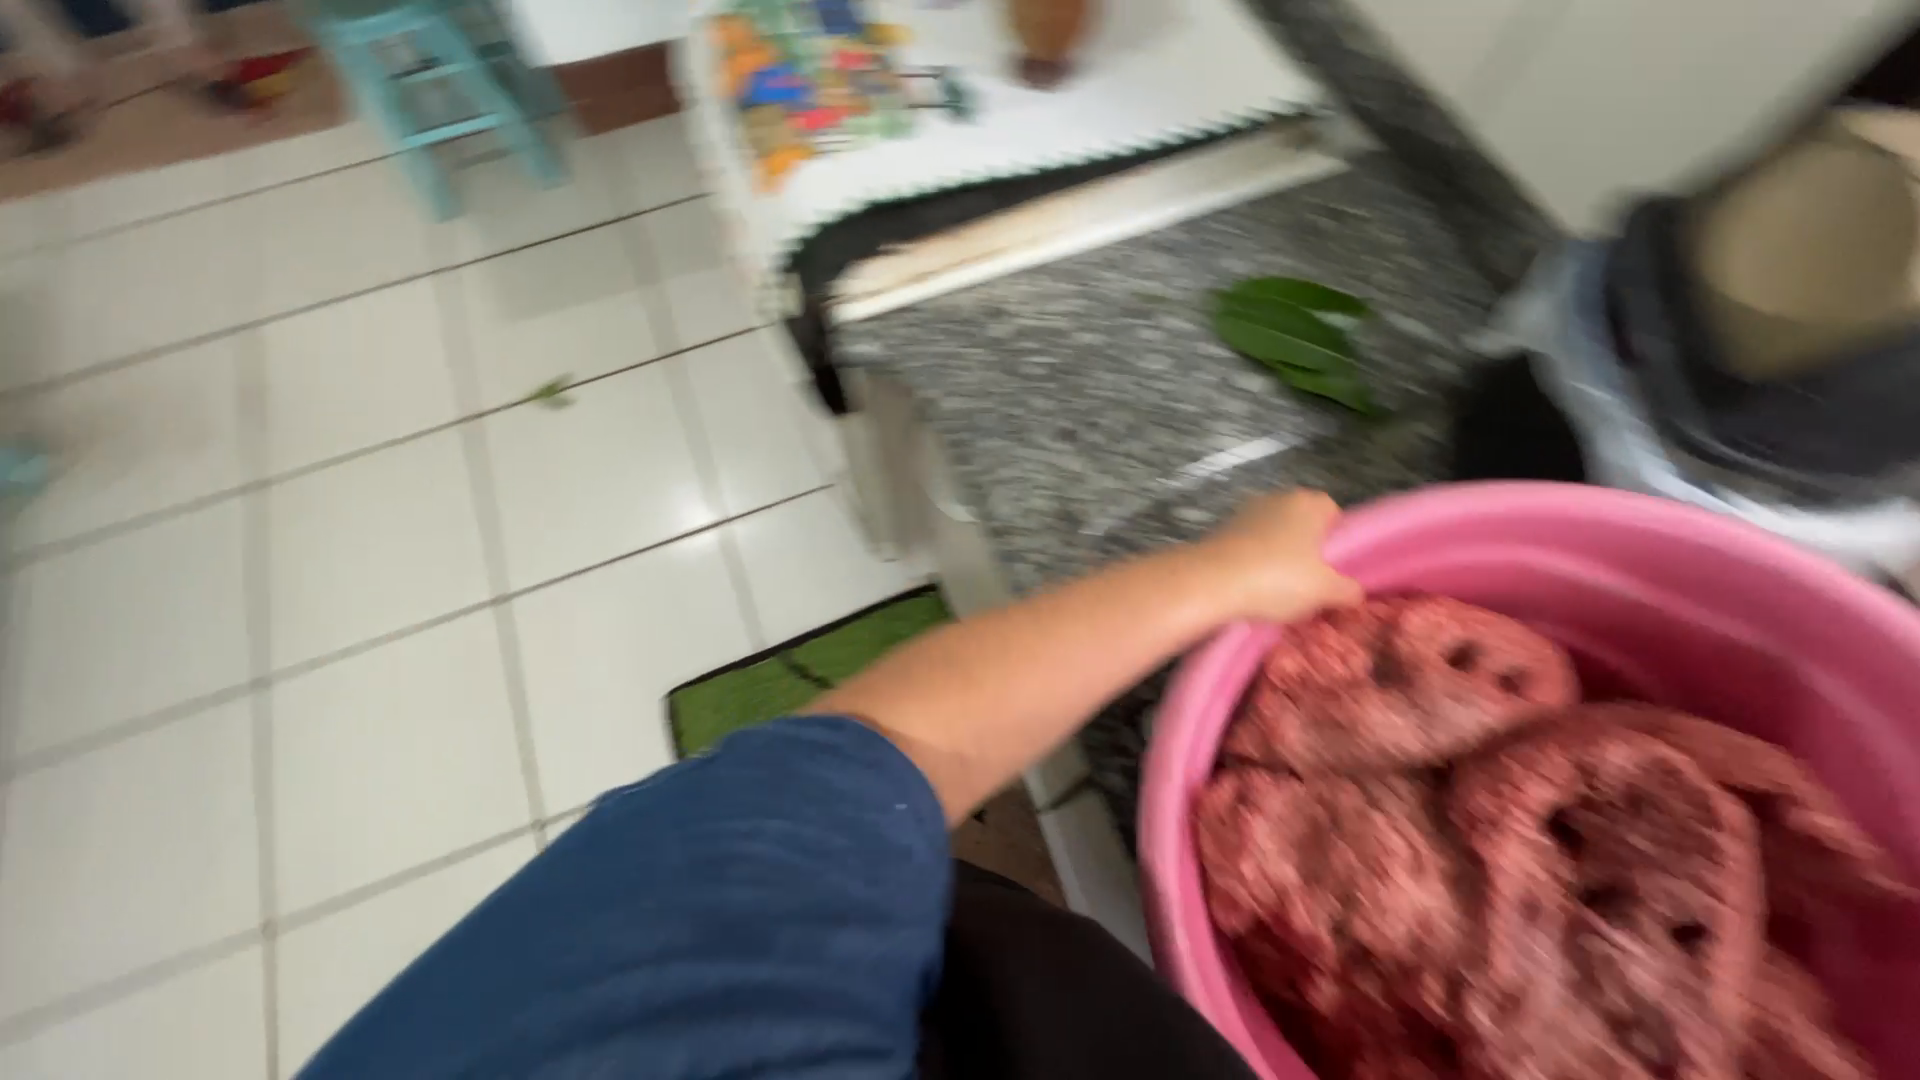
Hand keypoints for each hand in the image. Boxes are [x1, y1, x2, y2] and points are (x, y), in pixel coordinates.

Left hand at [1193, 490, 1362, 622]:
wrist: (1210, 581)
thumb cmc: (1277, 578)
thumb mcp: (1324, 591)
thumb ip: (1347, 589)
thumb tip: (1354, 592)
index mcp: (1307, 503)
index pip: (1332, 511)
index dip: (1336, 537)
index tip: (1333, 564)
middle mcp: (1276, 499)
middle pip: (1300, 522)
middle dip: (1306, 548)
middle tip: (1309, 581)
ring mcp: (1244, 513)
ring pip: (1272, 534)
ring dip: (1277, 555)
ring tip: (1278, 590)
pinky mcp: (1220, 530)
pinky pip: (1247, 545)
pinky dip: (1252, 561)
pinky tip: (1250, 587)